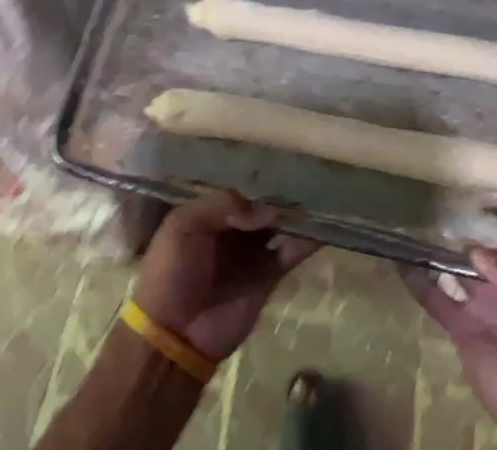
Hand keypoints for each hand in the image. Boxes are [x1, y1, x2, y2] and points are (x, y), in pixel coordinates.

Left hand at [132, 191, 319, 360]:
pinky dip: (307, 241)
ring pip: (280, 226)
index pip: (238, 190)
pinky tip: (323, 228)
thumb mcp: (183, 225)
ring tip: (324, 198)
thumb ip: (222, 205)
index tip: (282, 165)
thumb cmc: (172, 271)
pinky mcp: (268, 276)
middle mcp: (232, 229)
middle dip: (282, 194)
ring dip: (297, 215)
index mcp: (207, 213)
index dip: (256, 179)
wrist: (175, 331)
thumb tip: (268, 211)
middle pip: (262, 205)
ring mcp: (252, 252)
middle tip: (310, 176)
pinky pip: (290, 253)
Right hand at [404, 249, 496, 449]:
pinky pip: (435, 299)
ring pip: (453, 273)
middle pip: (478, 258)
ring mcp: (481, 308)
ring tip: (406, 230)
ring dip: (434, 254)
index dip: (491, 245)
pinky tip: (400, 261)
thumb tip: (476, 254)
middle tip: (428, 214)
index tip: (471, 242)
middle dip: (458, 240)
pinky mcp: (460, 329)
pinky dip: (416, 280)